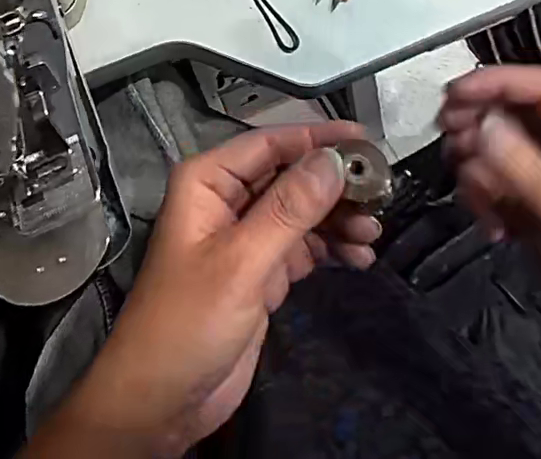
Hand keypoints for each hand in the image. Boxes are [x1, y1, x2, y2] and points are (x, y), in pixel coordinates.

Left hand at [29, 122, 381, 456]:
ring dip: (338, 217)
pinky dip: (332, 246)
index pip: (270, 143)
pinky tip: (358, 256)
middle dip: (335, 183)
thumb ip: (289, 209)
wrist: (161, 402)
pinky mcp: (262, 268)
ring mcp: (247, 234)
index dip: (318, 138)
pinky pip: (305, 243)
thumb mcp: (240, 262)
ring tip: (371, 230)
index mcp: (209, 180)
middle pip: (291, 174)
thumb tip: (332, 161)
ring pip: (303, 209)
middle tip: (379, 191)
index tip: (363, 140)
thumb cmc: (186, 323)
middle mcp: (229, 198)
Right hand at [439, 66, 540, 381]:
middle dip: (479, 124)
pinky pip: (497, 188)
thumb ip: (532, 178)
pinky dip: (483, 198)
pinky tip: (491, 225)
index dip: (497, 84)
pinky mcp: (540, 217)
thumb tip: (484, 127)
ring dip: (478, 166)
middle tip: (450, 138)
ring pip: (500, 151)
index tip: (455, 96)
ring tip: (477, 196)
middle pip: (516, 116)